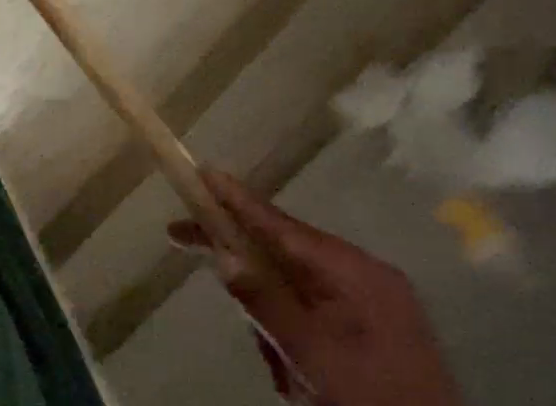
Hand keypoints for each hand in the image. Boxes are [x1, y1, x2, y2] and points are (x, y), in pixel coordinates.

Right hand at [169, 171, 461, 405]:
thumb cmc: (370, 394)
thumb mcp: (309, 351)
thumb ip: (263, 300)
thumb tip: (221, 254)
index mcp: (353, 271)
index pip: (279, 224)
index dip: (235, 200)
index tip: (199, 172)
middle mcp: (364, 275)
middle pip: (282, 249)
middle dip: (240, 263)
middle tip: (179, 238)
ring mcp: (374, 302)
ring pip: (294, 284)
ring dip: (270, 315)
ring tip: (280, 365)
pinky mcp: (377, 327)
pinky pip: (314, 308)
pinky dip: (291, 328)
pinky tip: (295, 368)